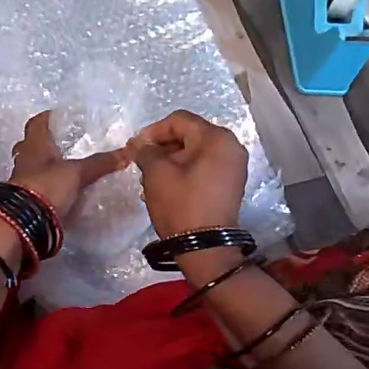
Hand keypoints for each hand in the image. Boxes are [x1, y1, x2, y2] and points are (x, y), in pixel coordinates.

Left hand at [7, 112, 129, 216]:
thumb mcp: (77, 173)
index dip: (47, 117)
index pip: (37, 123)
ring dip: (43, 165)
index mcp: (34, 145)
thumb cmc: (47, 186)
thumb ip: (99, 163)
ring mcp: (21, 180)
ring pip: (31, 165)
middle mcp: (24, 159)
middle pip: (30, 145)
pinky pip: (35, 185)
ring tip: (62, 166)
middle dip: (44, 143)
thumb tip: (127, 152)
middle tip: (61, 143)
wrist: (23, 222)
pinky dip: (46, 184)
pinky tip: (58, 188)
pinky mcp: (24, 199)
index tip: (58, 115)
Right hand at [130, 111, 247, 237]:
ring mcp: (233, 167)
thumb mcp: (157, 174)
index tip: (135, 147)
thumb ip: (147, 151)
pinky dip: (184, 172)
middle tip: (141, 163)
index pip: (179, 121)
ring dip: (171, 162)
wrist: (206, 247)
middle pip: (189, 135)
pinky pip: (204, 168)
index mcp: (216, 138)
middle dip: (162, 148)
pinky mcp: (230, 184)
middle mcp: (231, 147)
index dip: (153, 131)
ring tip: (149, 179)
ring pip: (195, 153)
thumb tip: (141, 144)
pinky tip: (165, 187)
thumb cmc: (181, 205)